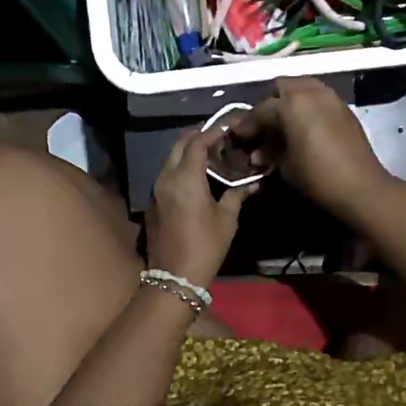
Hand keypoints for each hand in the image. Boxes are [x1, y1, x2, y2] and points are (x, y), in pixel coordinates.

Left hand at [145, 123, 255, 288]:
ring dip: (187, 153)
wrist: (175, 276)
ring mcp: (156, 190)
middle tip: (216, 137)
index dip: (212, 132)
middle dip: (196, 137)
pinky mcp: (153, 203)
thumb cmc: (206, 245)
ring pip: (170, 160)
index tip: (226, 129)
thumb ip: (237, 195)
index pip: (197, 143)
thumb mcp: (227, 219)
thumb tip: (252, 182)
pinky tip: (196, 178)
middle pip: (179, 146)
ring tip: (208, 156)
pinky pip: (166, 176)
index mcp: (186, 178)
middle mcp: (166, 178)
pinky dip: (180, 169)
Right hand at [243, 78, 395, 213]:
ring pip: (302, 88)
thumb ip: (269, 154)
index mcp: (290, 103)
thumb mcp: (285, 167)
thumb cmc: (317, 177)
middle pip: (281, 88)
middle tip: (263, 127)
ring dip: (289, 102)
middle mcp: (310, 91)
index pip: (260, 110)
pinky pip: (319, 98)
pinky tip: (304, 128)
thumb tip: (259, 153)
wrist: (361, 187)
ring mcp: (330, 97)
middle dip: (269, 105)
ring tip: (283, 125)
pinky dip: (307, 107)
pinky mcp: (344, 108)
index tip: (238, 137)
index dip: (247, 126)